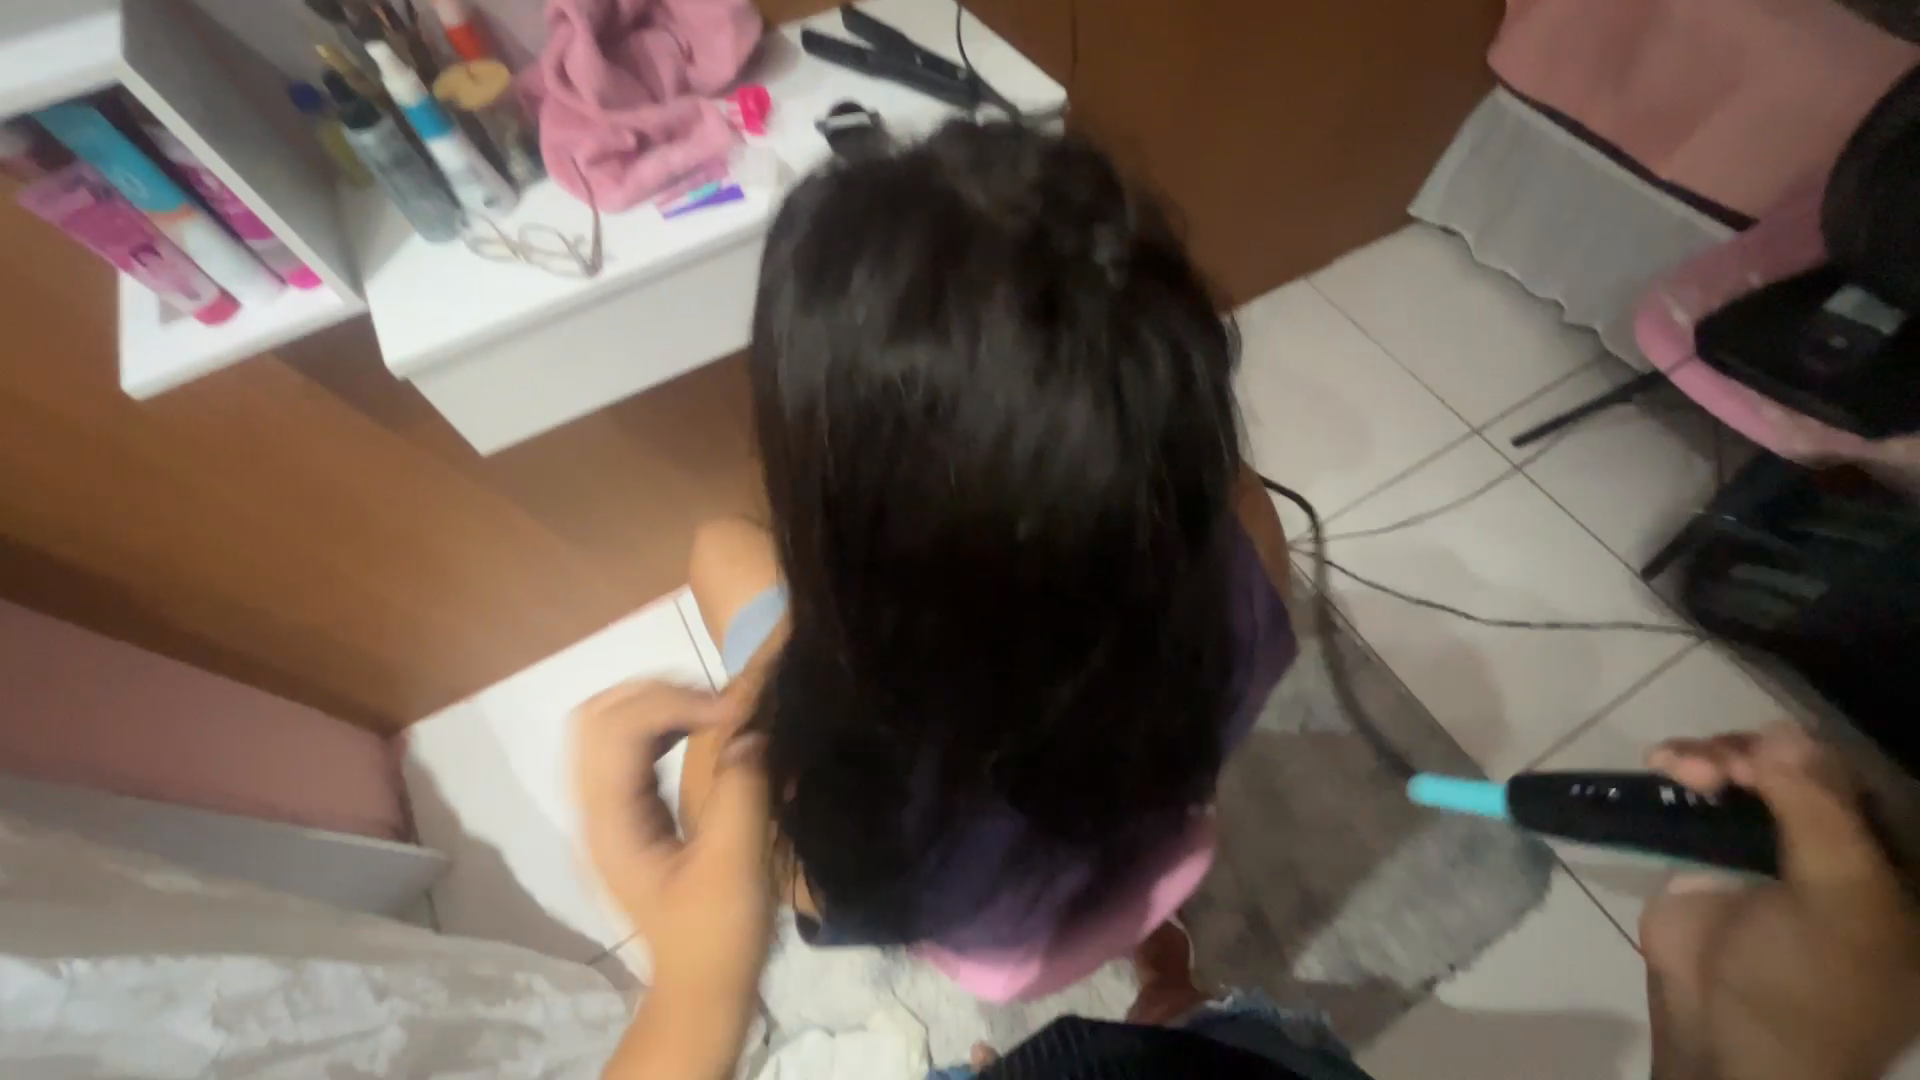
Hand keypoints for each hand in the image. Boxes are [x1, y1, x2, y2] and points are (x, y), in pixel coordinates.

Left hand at [573, 680, 771, 1006]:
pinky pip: (628, 743)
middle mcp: (593, 810)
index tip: (734, 711)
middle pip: (597, 715)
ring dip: (661, 701)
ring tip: (715, 709)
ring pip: (607, 722)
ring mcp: (603, 809)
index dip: (674, 703)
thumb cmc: (716, 935)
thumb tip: (750, 735)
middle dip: (659, 691)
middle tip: (719, 702)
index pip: (616, 731)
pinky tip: (703, 728)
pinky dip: (664, 721)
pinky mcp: (624, 810)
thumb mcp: (735, 868)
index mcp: (611, 825)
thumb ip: (740, 794)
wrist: (700, 983)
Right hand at [1641, 725, 1919, 1079]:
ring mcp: (1771, 849)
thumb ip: (1819, 816)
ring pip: (1745, 771)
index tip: (1756, 753)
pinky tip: (1658, 766)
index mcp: (1895, 863)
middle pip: (1796, 768)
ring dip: (1707, 755)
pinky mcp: (1711, 851)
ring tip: (1672, 764)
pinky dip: (1680, 771)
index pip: (1861, 780)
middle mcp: (1839, 848)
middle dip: (1747, 752)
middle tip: (1707, 764)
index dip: (1808, 756)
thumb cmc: (1811, 977)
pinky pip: (1702, 795)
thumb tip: (1779, 733)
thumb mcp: (1841, 902)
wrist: (1727, 1028)